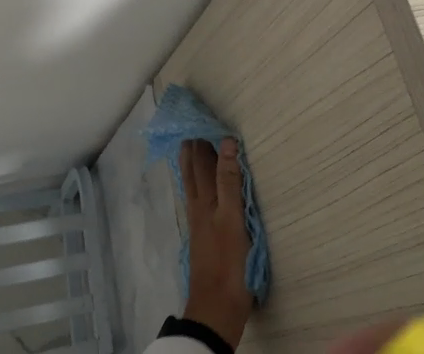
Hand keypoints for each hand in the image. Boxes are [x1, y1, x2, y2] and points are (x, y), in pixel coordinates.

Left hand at [180, 137, 253, 346]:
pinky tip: (201, 186)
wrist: (217, 306)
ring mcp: (200, 222)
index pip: (202, 161)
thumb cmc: (227, 261)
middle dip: (193, 148)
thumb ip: (229, 180)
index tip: (202, 117)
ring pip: (194, 184)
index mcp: (204, 199)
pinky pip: (199, 199)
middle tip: (194, 126)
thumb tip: (226, 142)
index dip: (202, 140)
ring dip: (193, 164)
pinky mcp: (205, 235)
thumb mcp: (231, 217)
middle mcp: (198, 206)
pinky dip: (199, 183)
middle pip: (193, 171)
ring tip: (192, 147)